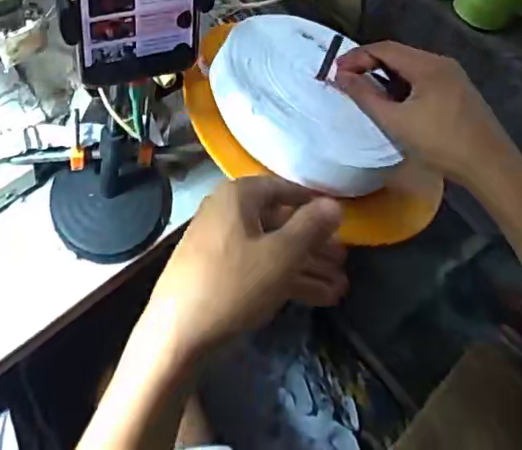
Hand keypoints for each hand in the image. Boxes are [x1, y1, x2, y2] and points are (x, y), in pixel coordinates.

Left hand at [143, 176, 344, 360]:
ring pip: (272, 248)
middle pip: (279, 221)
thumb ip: (310, 228)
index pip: (284, 188)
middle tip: (345, 262)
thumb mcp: (280, 256)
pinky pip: (259, 267)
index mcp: (239, 196)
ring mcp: (220, 243)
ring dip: (306, 267)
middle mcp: (227, 211)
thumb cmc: (232, 283)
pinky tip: (318, 298)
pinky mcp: (218, 273)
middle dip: (314, 244)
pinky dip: (286, 279)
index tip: (341, 219)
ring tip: (340, 287)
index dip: (313, 203)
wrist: (176, 333)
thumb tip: (334, 204)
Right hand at [331, 41, 521, 191]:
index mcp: (427, 64)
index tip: (335, 73)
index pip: (383, 48)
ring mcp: (454, 77)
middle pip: (398, 54)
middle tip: (348, 83)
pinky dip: (404, 86)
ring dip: (387, 77)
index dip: (356, 57)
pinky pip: (425, 79)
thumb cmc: (442, 144)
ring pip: (411, 67)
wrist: (494, 169)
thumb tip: (341, 76)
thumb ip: (365, 96)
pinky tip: (398, 105)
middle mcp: (442, 63)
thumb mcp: (396, 122)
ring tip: (368, 95)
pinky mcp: (460, 92)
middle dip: (369, 65)